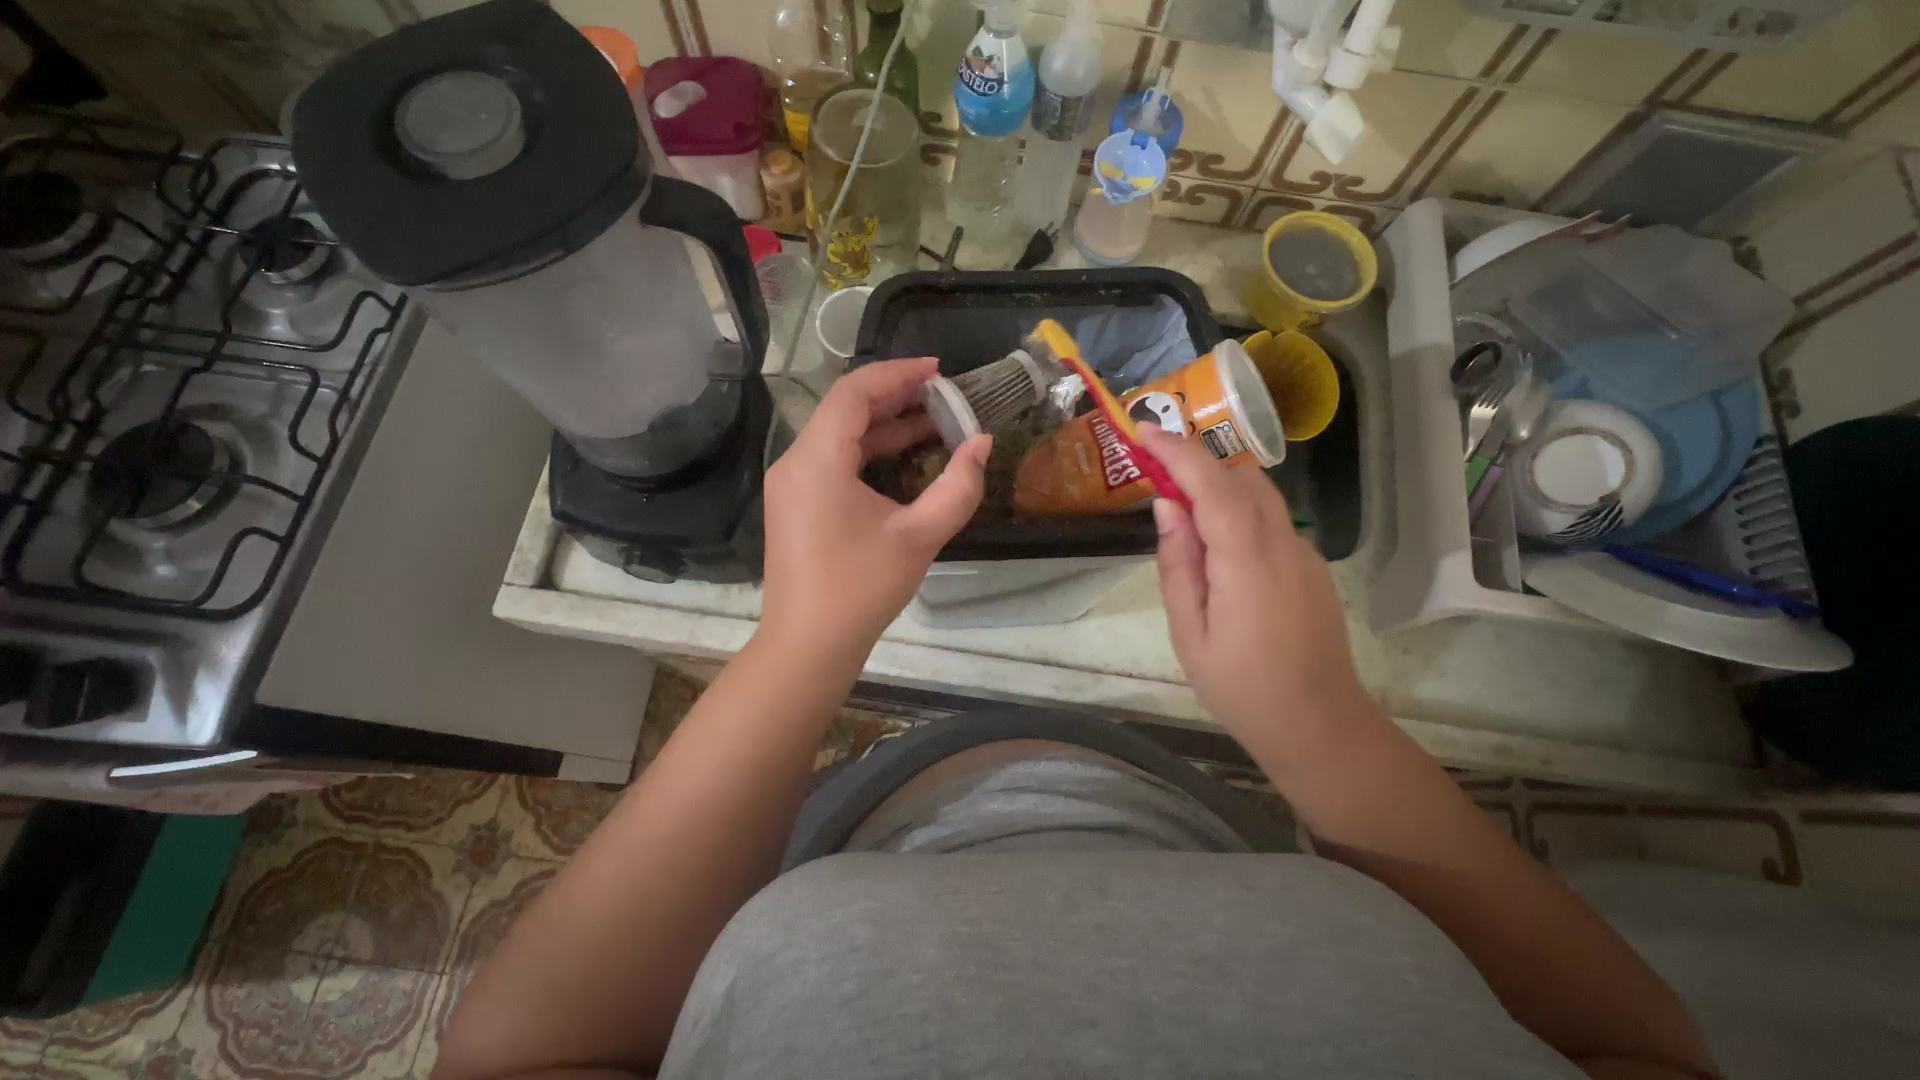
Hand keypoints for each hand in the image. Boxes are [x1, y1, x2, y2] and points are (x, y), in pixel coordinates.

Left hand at [760, 357, 990, 662]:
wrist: (807, 645)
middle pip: (844, 409)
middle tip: (944, 396)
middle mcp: (795, 461)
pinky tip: (904, 457)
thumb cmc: (860, 589)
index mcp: (817, 459)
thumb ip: (958, 487)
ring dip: (884, 425)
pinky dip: (867, 451)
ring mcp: (791, 484)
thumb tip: (982, 444)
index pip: (854, 393)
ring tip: (934, 422)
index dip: (898, 374)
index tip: (940, 371)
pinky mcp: (795, 504)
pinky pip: (832, 459)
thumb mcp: (919, 537)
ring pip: (838, 435)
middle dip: (895, 397)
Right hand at [1140, 427, 1371, 758]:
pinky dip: (1240, 511)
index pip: (1212, 484)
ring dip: (1219, 486)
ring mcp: (1304, 553)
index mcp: (1247, 561)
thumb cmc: (1242, 688)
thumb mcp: (1190, 634)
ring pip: (1261, 495)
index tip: (1143, 430)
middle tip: (1154, 473)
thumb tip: (1167, 507)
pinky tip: (1218, 547)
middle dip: (1198, 462)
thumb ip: (1177, 565)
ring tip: (1181, 510)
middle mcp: (1283, 543)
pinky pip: (1272, 520)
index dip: (1177, 451)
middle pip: (1243, 477)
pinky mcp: (1312, 567)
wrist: (1319, 724)